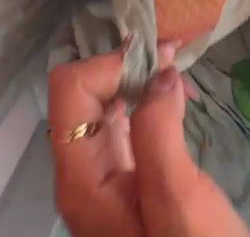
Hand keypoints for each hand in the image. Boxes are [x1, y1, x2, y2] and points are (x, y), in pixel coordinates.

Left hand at [47, 44, 249, 236]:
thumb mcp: (179, 199)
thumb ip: (159, 130)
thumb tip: (160, 72)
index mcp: (81, 178)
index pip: (70, 89)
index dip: (110, 65)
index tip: (159, 62)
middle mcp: (82, 173)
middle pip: (82, 91)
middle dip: (124, 62)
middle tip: (173, 49)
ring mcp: (103, 176)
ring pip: (104, 103)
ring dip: (137, 74)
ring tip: (177, 59)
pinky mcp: (127, 179)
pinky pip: (124, 122)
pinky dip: (147, 96)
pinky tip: (176, 92)